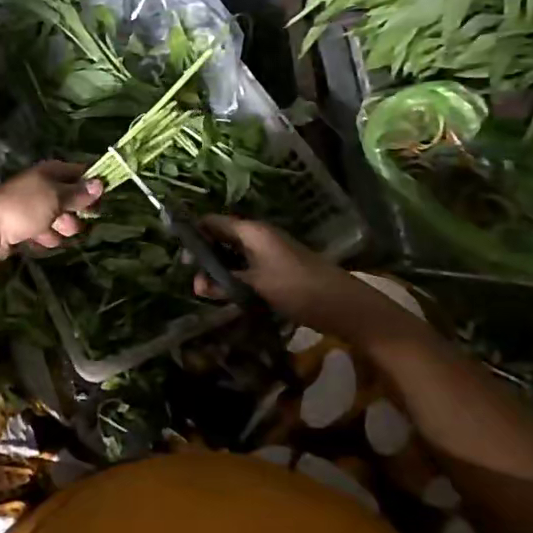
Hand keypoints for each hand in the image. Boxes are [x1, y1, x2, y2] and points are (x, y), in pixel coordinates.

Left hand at [0, 161, 103, 267]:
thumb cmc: (22, 208)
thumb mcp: (55, 197)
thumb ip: (79, 193)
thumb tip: (101, 183)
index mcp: (49, 172)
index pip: (80, 173)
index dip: (93, 187)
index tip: (101, 202)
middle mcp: (43, 187)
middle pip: (74, 201)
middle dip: (75, 215)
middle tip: (67, 221)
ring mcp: (34, 208)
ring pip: (62, 222)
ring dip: (59, 231)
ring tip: (46, 233)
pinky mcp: (27, 228)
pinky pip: (47, 234)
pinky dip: (43, 239)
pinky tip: (33, 241)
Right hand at [193, 216, 424, 345]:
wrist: (353, 310)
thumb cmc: (301, 290)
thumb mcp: (256, 288)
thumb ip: (224, 284)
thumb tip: (195, 285)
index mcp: (252, 231)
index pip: (211, 222)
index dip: (193, 234)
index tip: (180, 254)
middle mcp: (260, 235)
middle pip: (222, 236)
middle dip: (205, 253)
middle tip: (192, 274)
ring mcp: (273, 250)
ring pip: (235, 252)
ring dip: (221, 266)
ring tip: (208, 285)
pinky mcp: (281, 266)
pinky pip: (249, 263)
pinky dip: (237, 273)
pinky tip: (232, 291)